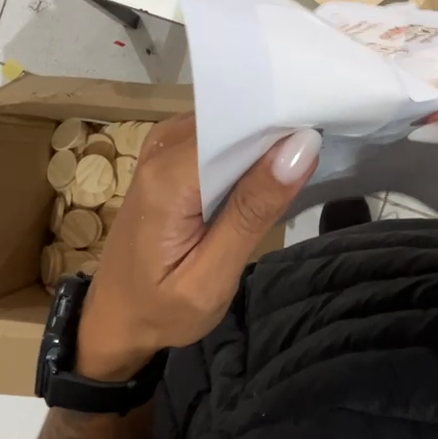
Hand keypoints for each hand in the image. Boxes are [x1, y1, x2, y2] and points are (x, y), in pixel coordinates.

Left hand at [77, 115, 320, 380]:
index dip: (281, 127)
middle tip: (317, 160)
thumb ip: (253, 212)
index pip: (237, 125)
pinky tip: (265, 179)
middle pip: (232, 121)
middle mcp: (162, 149)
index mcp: (169, 176)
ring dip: (264, 145)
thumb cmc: (161, 309)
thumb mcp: (211, 277)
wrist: (115, 317)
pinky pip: (218, 138)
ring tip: (298, 169)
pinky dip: (245, 154)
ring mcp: (163, 148)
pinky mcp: (170, 156)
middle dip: (276, 135)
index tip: (322, 138)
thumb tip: (300, 148)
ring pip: (228, 126)